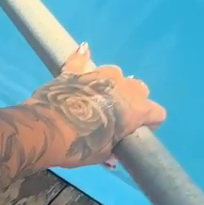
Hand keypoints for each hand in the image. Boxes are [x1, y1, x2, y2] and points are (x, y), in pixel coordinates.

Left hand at [25, 44, 166, 168]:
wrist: (46, 129)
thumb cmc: (80, 146)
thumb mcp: (101, 154)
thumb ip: (110, 150)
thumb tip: (111, 155)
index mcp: (136, 109)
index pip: (157, 113)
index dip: (149, 122)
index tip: (137, 131)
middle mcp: (122, 87)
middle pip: (139, 88)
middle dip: (132, 100)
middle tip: (117, 115)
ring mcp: (97, 75)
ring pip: (114, 72)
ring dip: (110, 83)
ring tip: (99, 95)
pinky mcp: (73, 72)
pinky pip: (80, 60)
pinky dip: (82, 58)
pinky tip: (84, 50)